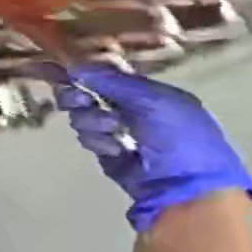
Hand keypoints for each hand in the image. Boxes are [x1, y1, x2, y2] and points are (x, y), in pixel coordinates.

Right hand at [48, 65, 251, 231]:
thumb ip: (115, 83)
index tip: (67, 73)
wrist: (184, 187)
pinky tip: (113, 150)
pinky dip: (96, 142)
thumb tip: (75, 64)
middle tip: (79, 102)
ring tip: (111, 134)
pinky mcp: (108, 153)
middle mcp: (134, 109)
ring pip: (84, 117)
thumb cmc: (179, 138)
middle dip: (81, 98)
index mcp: (152, 94)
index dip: (88, 74)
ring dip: (92, 123)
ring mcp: (120, 132)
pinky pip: (88, 139)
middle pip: (91, 95)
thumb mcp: (154, 102)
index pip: (110, 77)